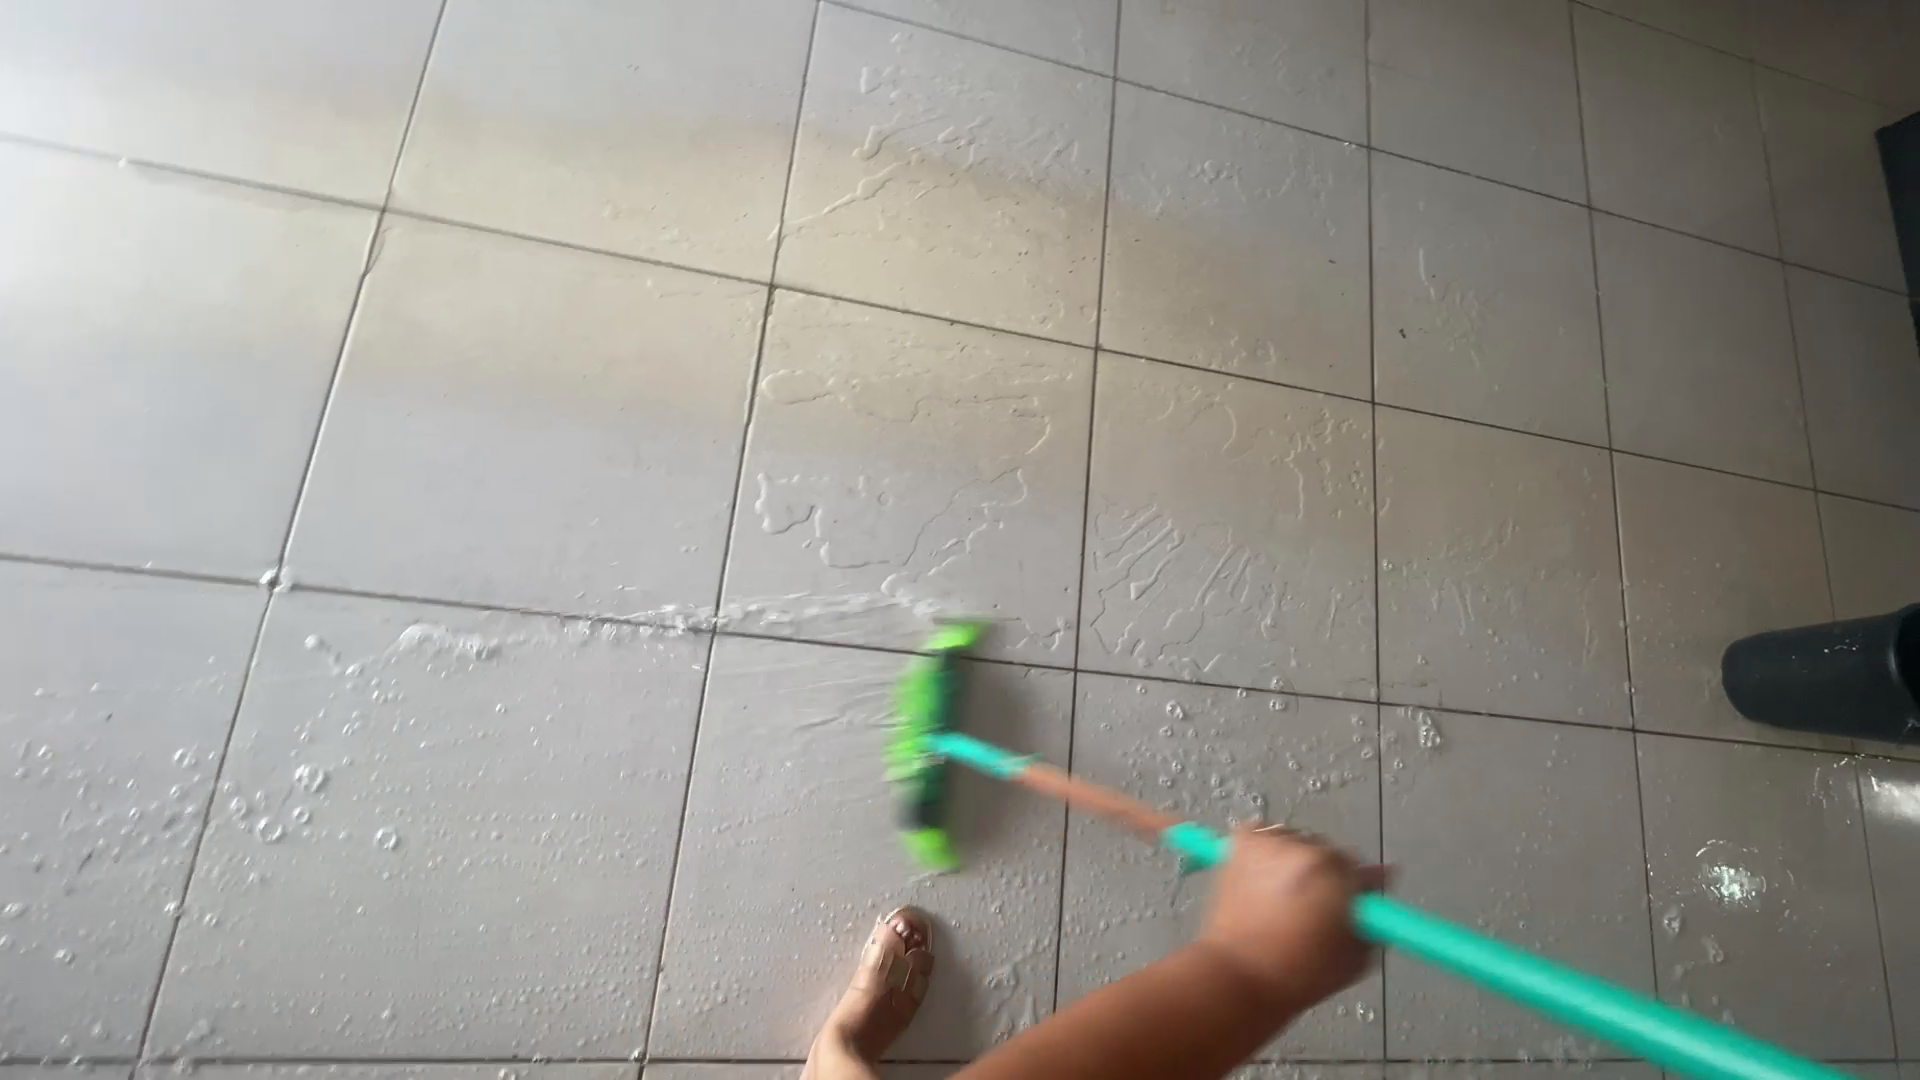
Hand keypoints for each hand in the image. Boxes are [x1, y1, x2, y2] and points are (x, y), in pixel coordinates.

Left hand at [1192, 824, 1388, 1015]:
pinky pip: (1261, 833)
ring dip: (1295, 859)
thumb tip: (1379, 880)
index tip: (1350, 905)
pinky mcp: (1238, 841)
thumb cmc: (1302, 972)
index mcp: (1334, 872)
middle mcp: (1302, 846)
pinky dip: (1266, 848)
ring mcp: (1267, 841)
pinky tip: (1263, 874)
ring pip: (1294, 841)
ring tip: (1284, 894)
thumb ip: (1373, 916)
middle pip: (1326, 851)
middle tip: (1313, 905)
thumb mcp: (1355, 955)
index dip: (1356, 888)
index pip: (1359, 869)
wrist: (1240, 971)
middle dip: (1326, 874)